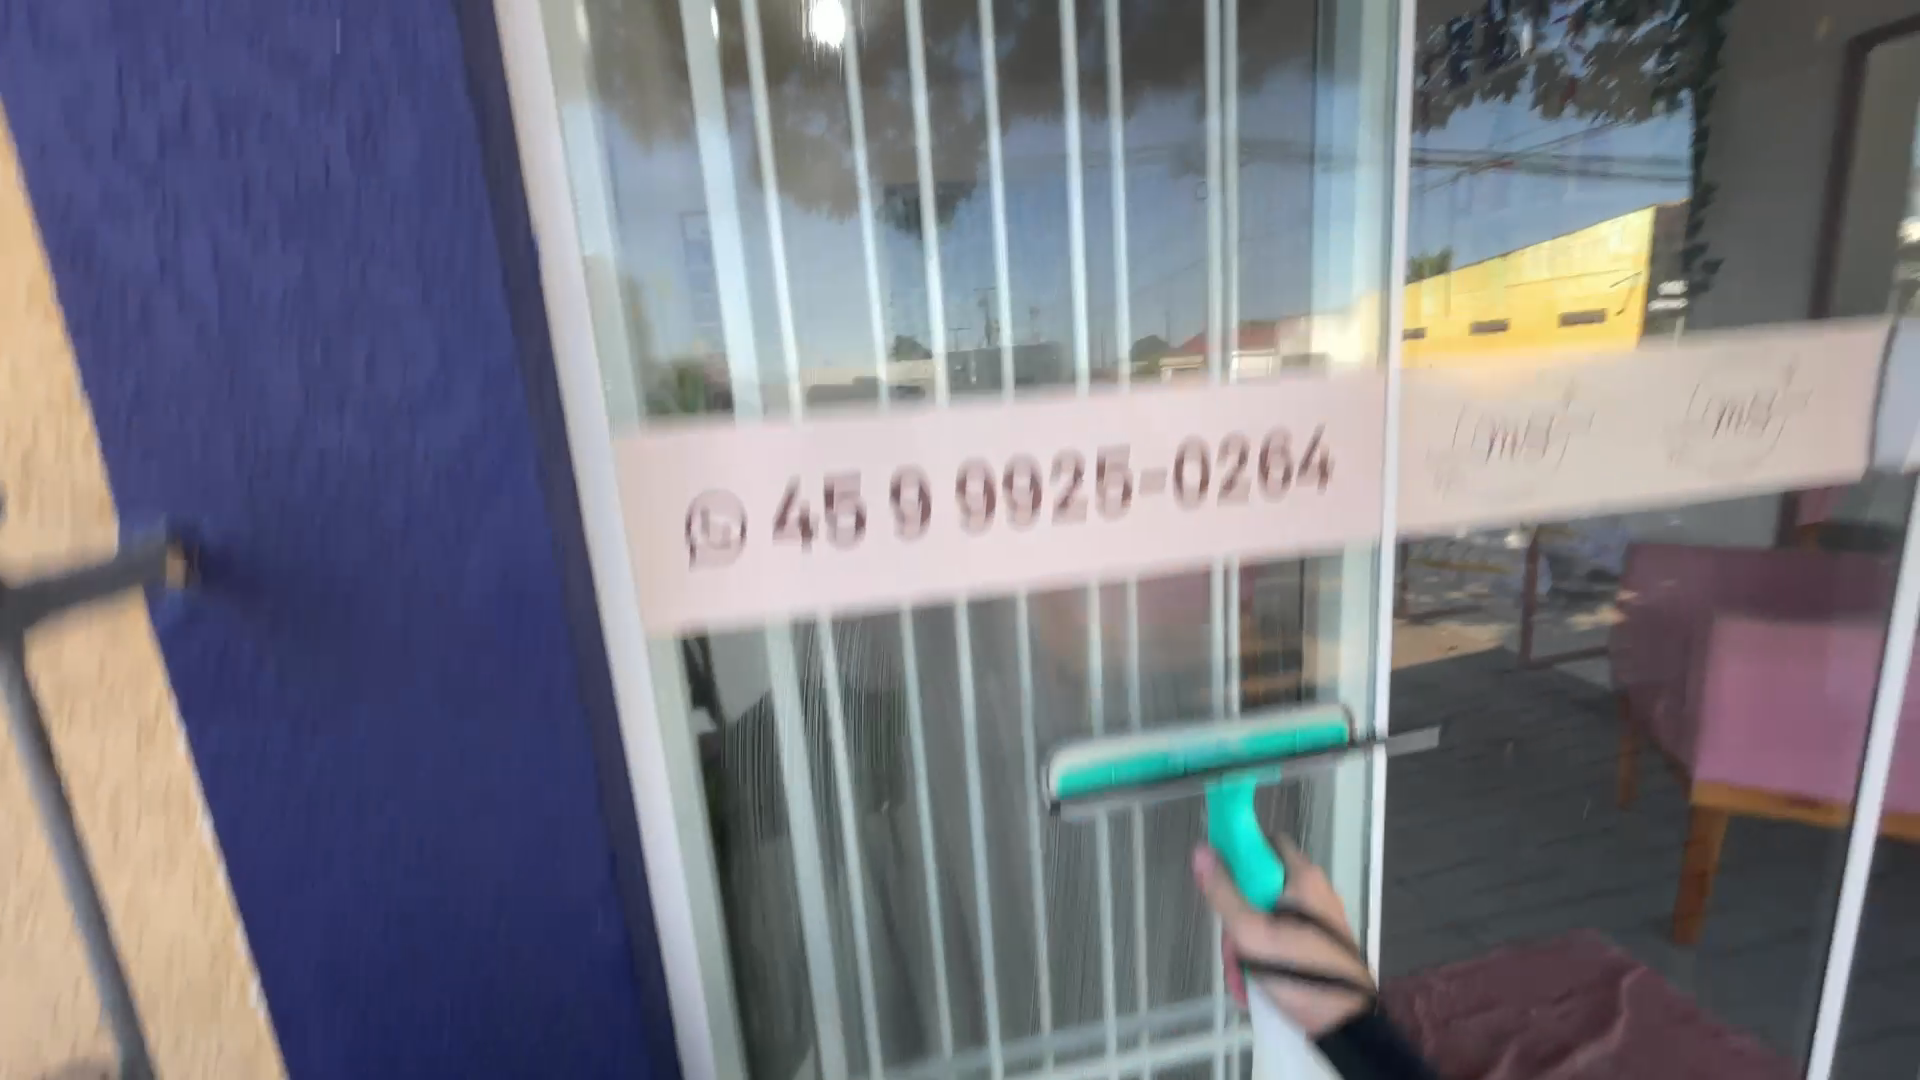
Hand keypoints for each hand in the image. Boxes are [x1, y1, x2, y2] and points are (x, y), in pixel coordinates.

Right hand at [1191, 839, 1374, 1036]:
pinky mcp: (1324, 947)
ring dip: (1248, 945)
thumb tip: (1201, 849)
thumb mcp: (1250, 932)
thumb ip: (1223, 891)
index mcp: (1302, 877)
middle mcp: (1315, 892)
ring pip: (1268, 917)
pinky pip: (1285, 938)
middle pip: (1260, 886)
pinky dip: (1267, 956)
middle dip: (1237, 918)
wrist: (1349, 1031)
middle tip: (1231, 949)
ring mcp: (1322, 921)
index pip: (1265, 842)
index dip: (1239, 853)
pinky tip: (1255, 985)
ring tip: (1241, 978)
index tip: (1220, 879)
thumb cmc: (1298, 973)